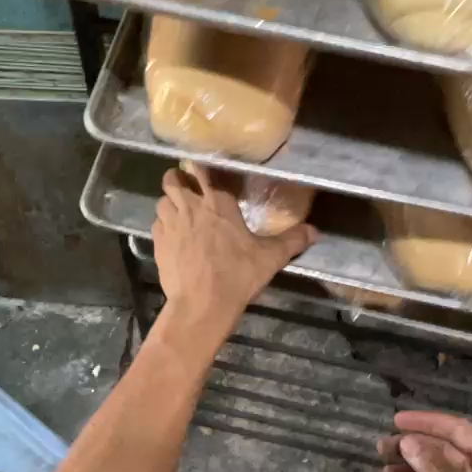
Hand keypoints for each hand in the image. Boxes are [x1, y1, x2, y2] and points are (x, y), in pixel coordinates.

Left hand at [154, 163, 316, 333]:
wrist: (203, 303)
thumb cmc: (238, 274)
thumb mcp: (270, 257)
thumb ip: (292, 240)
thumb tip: (315, 231)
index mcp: (218, 202)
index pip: (203, 171)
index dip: (199, 169)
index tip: (201, 171)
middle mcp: (191, 206)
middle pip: (173, 180)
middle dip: (176, 179)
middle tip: (184, 186)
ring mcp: (171, 223)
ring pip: (161, 200)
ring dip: (168, 201)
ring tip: (177, 209)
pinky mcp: (158, 242)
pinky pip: (156, 224)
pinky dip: (162, 224)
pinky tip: (171, 234)